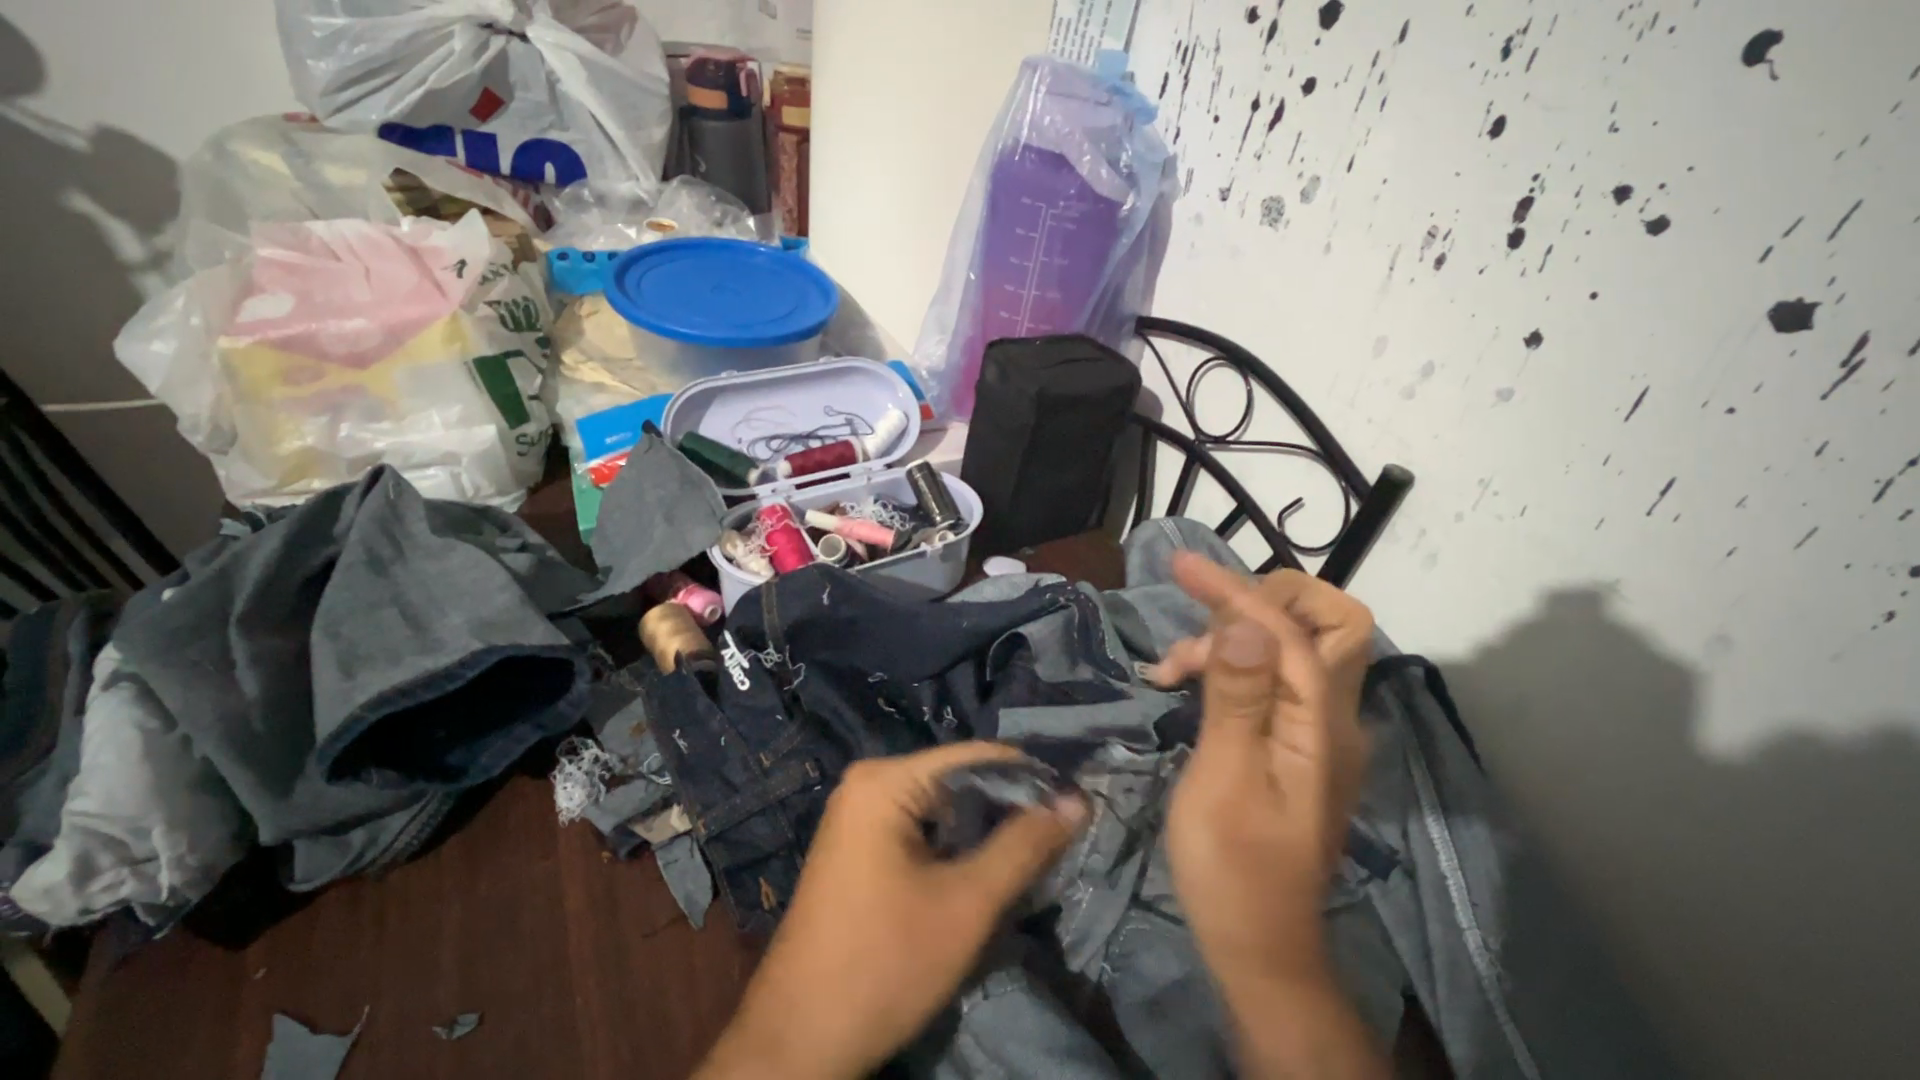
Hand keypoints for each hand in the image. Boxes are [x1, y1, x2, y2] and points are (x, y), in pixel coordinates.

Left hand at [696, 742, 1087, 1079]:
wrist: (801, 1037)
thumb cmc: (885, 963)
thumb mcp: (967, 904)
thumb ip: (1024, 846)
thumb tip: (1077, 800)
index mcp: (884, 781)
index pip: (978, 756)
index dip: (1033, 778)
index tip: (1079, 807)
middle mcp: (866, 784)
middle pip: (958, 779)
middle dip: (1010, 806)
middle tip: (1062, 837)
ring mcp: (857, 816)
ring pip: (942, 807)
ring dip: (986, 830)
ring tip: (1035, 856)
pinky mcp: (857, 847)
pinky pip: (921, 829)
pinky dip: (957, 846)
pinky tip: (987, 871)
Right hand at [1162, 558, 1374, 987]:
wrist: (1257, 944)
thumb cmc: (1232, 866)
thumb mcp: (1225, 779)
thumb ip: (1237, 698)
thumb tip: (1243, 623)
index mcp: (1323, 725)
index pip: (1289, 632)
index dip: (1237, 592)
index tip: (1181, 568)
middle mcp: (1334, 719)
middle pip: (1329, 624)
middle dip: (1262, 602)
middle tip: (1199, 623)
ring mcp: (1318, 733)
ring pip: (1296, 650)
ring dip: (1236, 639)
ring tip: (1170, 670)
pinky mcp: (1295, 747)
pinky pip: (1276, 681)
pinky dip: (1235, 667)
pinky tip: (1188, 685)